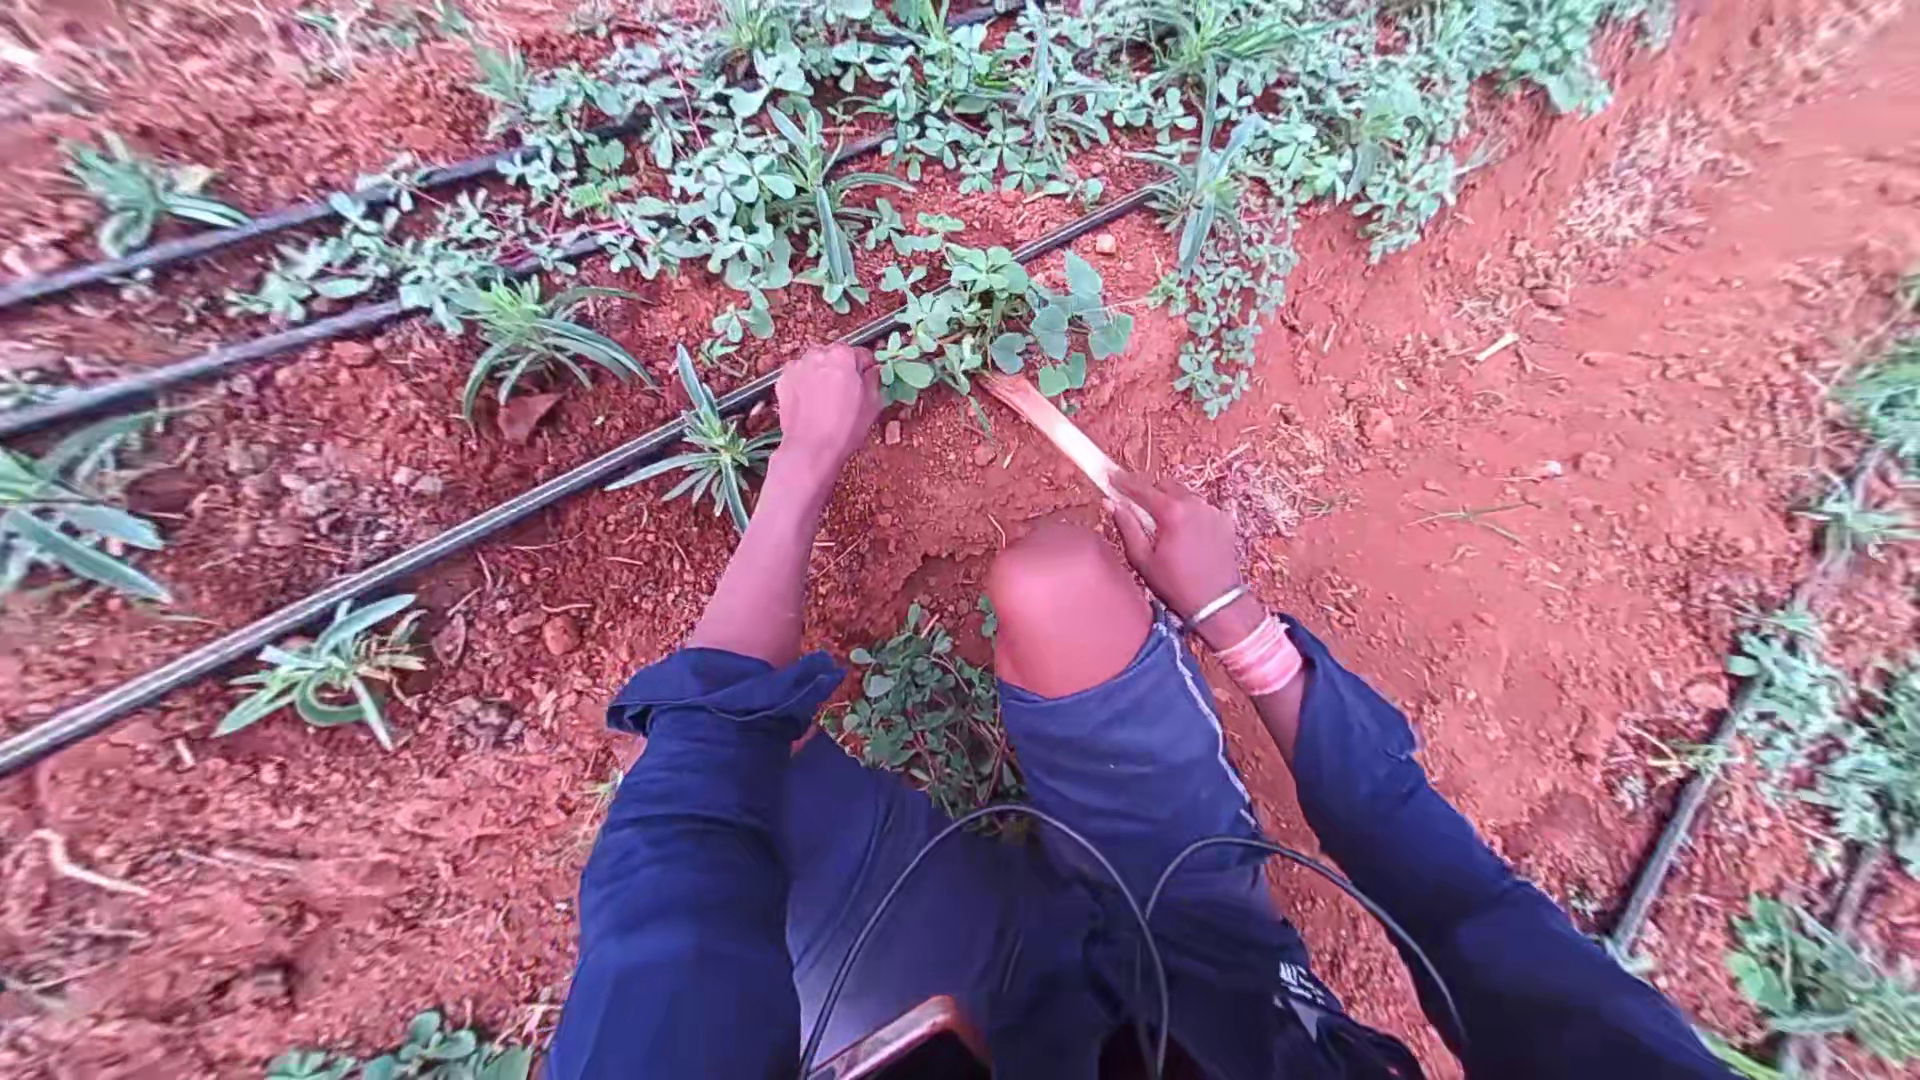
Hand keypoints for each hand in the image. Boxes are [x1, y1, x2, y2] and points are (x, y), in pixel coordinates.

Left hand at [772, 342, 881, 484]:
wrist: (811, 449)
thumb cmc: (845, 428)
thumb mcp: (872, 405)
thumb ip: (874, 381)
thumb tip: (873, 372)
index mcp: (842, 356)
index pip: (860, 354)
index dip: (866, 369)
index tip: (867, 381)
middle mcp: (817, 354)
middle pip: (834, 356)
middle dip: (841, 371)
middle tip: (846, 394)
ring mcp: (797, 366)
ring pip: (815, 365)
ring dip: (822, 376)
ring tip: (827, 401)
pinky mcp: (782, 381)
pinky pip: (799, 377)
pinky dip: (805, 385)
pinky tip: (811, 405)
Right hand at [1110, 471, 1262, 650]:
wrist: (1218, 604)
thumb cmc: (1175, 585)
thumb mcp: (1142, 559)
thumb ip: (1126, 526)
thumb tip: (1111, 503)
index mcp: (1172, 513)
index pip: (1141, 488)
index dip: (1122, 481)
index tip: (1109, 475)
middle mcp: (1195, 505)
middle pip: (1165, 485)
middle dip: (1149, 492)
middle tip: (1137, 508)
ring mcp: (1213, 512)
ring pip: (1184, 495)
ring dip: (1170, 503)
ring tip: (1163, 527)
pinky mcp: (1225, 521)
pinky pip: (1201, 508)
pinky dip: (1189, 514)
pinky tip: (1185, 535)